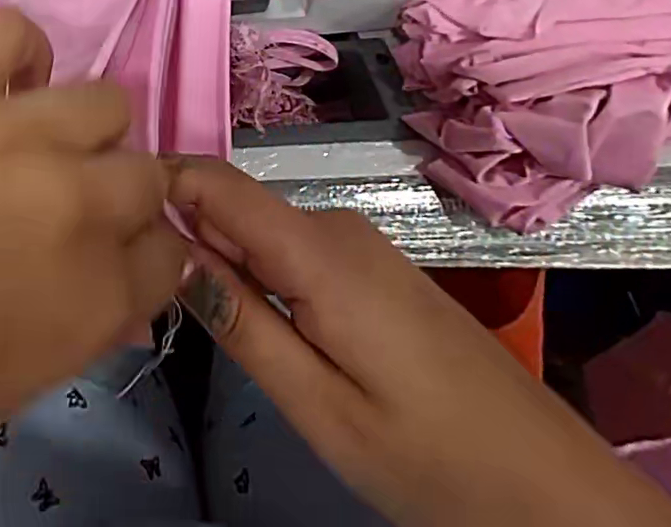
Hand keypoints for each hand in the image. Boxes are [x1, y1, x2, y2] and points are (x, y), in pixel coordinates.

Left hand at [0, 9, 187, 526]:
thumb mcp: (5, 386)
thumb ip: (73, 321)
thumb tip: (105, 281)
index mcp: (95, 299)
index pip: (169, 254)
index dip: (142, 251)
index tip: (116, 248)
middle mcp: (77, 206)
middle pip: (147, 173)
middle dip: (118, 191)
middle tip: (67, 197)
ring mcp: (15, 134)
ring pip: (104, 99)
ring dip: (79, 126)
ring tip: (32, 139)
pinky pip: (13, 31)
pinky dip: (16, 52)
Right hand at [170, 157, 670, 526]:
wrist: (555, 489)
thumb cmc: (430, 456)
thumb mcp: (316, 403)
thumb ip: (238, 319)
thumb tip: (171, 252)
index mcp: (317, 251)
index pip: (215, 181)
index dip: (160, 182)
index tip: (115, 217)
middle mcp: (332, 225)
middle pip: (232, 206)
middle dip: (185, 236)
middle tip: (151, 296)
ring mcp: (354, 242)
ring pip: (257, 230)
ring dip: (218, 260)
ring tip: (200, 318)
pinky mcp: (366, 264)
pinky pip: (288, 250)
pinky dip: (255, 273)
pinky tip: (257, 321)